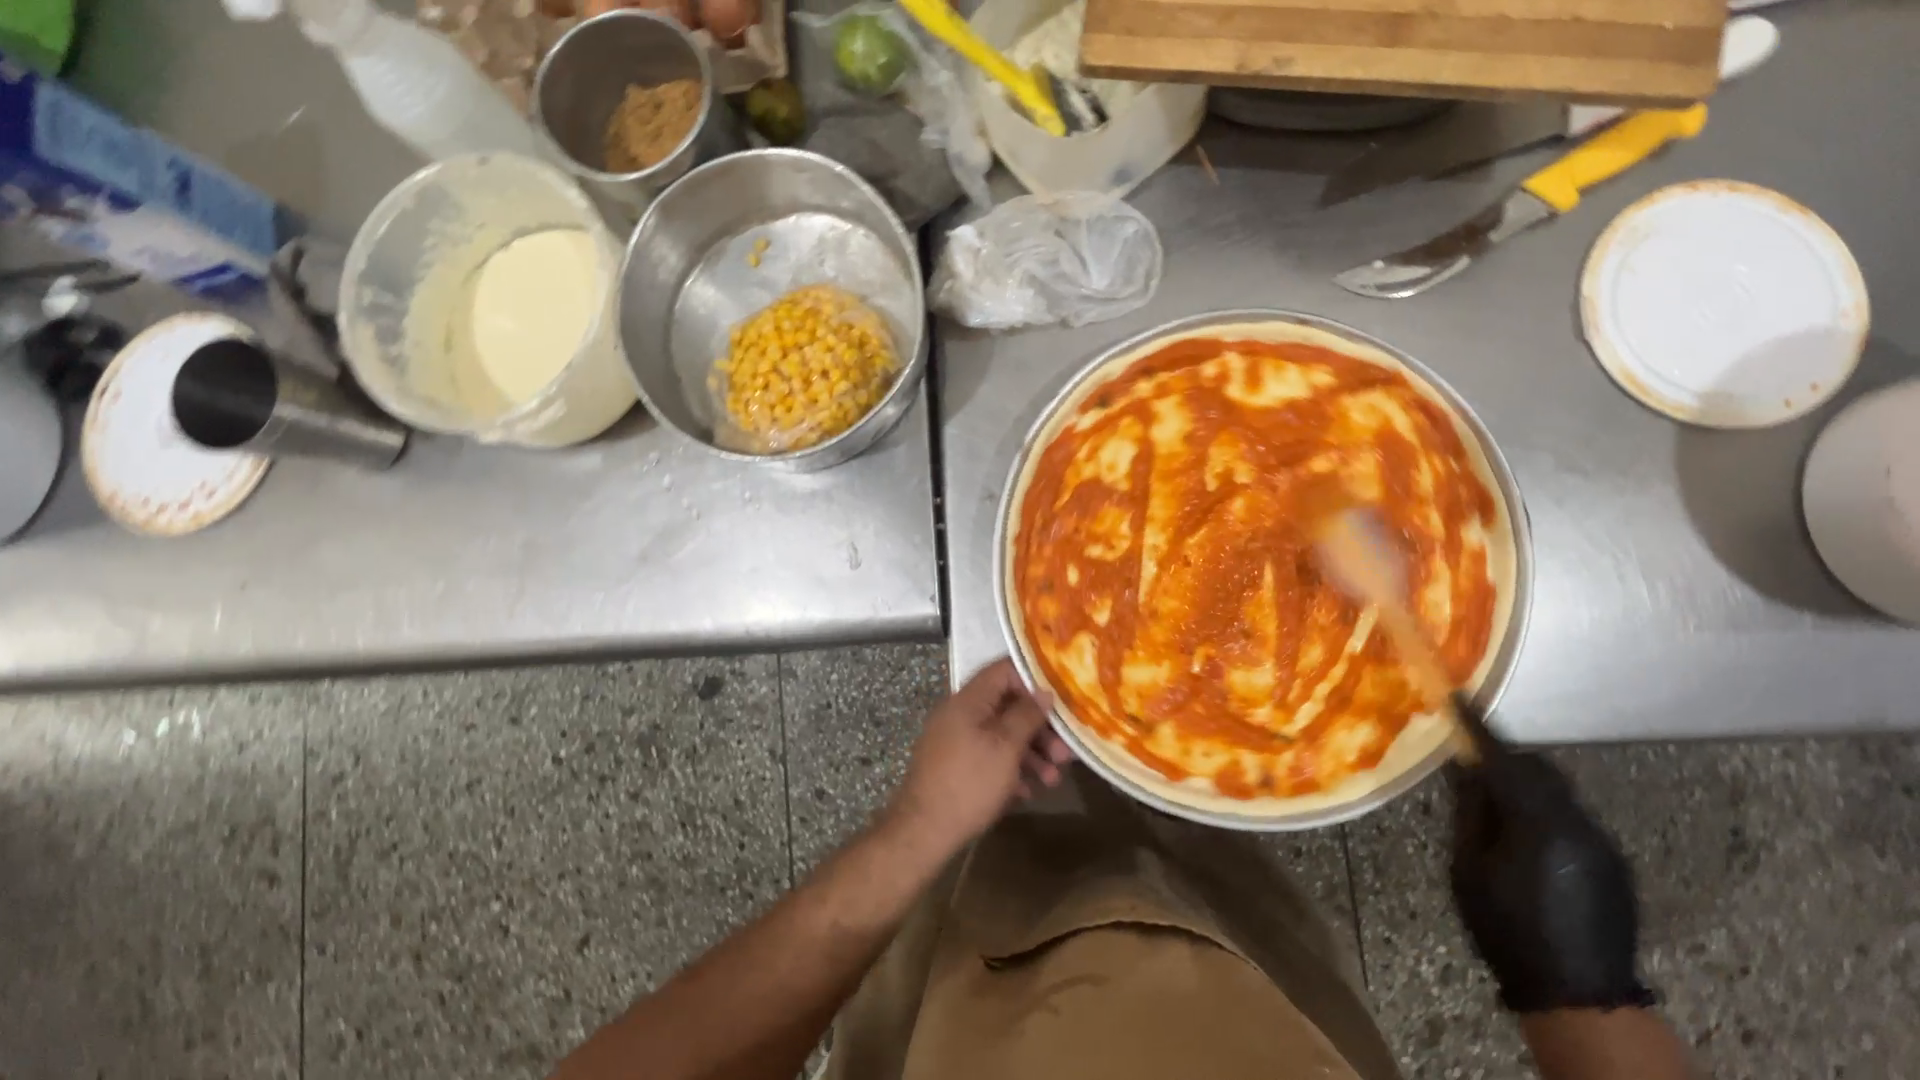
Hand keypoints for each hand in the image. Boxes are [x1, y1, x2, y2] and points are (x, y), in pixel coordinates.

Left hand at [884, 658, 1072, 855]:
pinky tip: (1026, 792)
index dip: (1034, 681)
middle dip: (1039, 728)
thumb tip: (1044, 691)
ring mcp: (954, 741)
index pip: (1004, 671)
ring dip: (1030, 754)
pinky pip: (988, 757)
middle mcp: (959, 714)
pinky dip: (1010, 769)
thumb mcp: (1005, 747)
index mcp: (968, 700)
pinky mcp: (954, 767)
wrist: (924, 831)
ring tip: (1052, 780)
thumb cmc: (969, 782)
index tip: (1061, 702)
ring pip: (1000, 736)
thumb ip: (1026, 715)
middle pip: (1006, 707)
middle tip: (1065, 752)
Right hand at [1449, 753, 1654, 1013]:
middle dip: (1506, 757)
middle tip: (1472, 756)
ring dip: (1527, 787)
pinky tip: (1526, 839)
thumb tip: (1464, 767)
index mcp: (1538, 823)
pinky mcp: (1614, 862)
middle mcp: (1579, 822)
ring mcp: (1603, 842)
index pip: (1504, 759)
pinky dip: (1545, 813)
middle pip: (1541, 770)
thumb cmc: (1506, 929)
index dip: (1479, 727)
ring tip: (1495, 802)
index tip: (1459, 699)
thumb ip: (1471, 812)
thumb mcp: (1469, 870)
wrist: (1578, 993)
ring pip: (1559, 794)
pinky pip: (1574, 819)